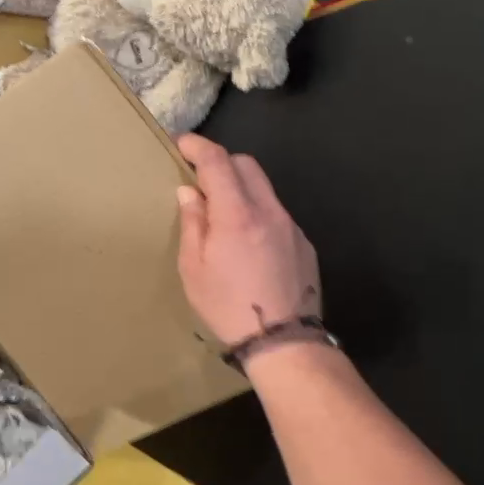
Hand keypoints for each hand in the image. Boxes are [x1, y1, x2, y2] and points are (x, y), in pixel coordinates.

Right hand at [173, 134, 321, 348]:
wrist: (283, 341)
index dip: (197, 146)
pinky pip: (275, 213)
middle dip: (220, 161)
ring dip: (239, 187)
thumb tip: (190, 192)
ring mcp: (291, 226)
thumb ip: (193, 223)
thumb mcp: (193, 267)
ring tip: (218, 213)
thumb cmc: (226, 305)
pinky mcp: (303, 243)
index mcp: (237, 215)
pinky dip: (255, 211)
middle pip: (246, 165)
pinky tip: (243, 240)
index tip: (180, 142)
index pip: (218, 162)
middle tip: (197, 178)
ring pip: (264, 188)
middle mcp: (269, 212)